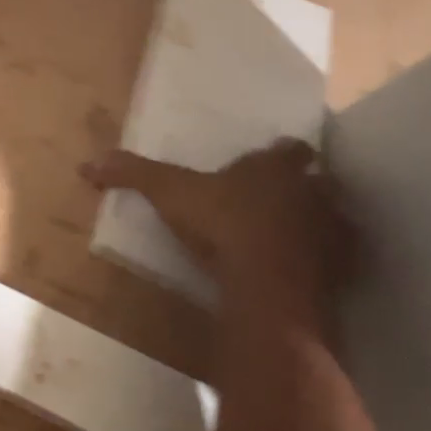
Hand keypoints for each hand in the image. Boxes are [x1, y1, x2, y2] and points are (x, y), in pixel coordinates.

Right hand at [83, 138, 350, 322]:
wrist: (269, 281)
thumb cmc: (221, 223)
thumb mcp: (166, 192)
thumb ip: (133, 174)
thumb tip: (86, 163)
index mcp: (275, 168)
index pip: (291, 150)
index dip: (282, 153)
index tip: (273, 158)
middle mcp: (315, 192)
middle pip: (318, 182)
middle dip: (303, 188)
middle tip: (276, 198)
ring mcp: (335, 231)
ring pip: (332, 219)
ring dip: (316, 224)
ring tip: (288, 236)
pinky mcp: (344, 269)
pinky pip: (338, 260)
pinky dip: (323, 262)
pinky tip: (300, 270)